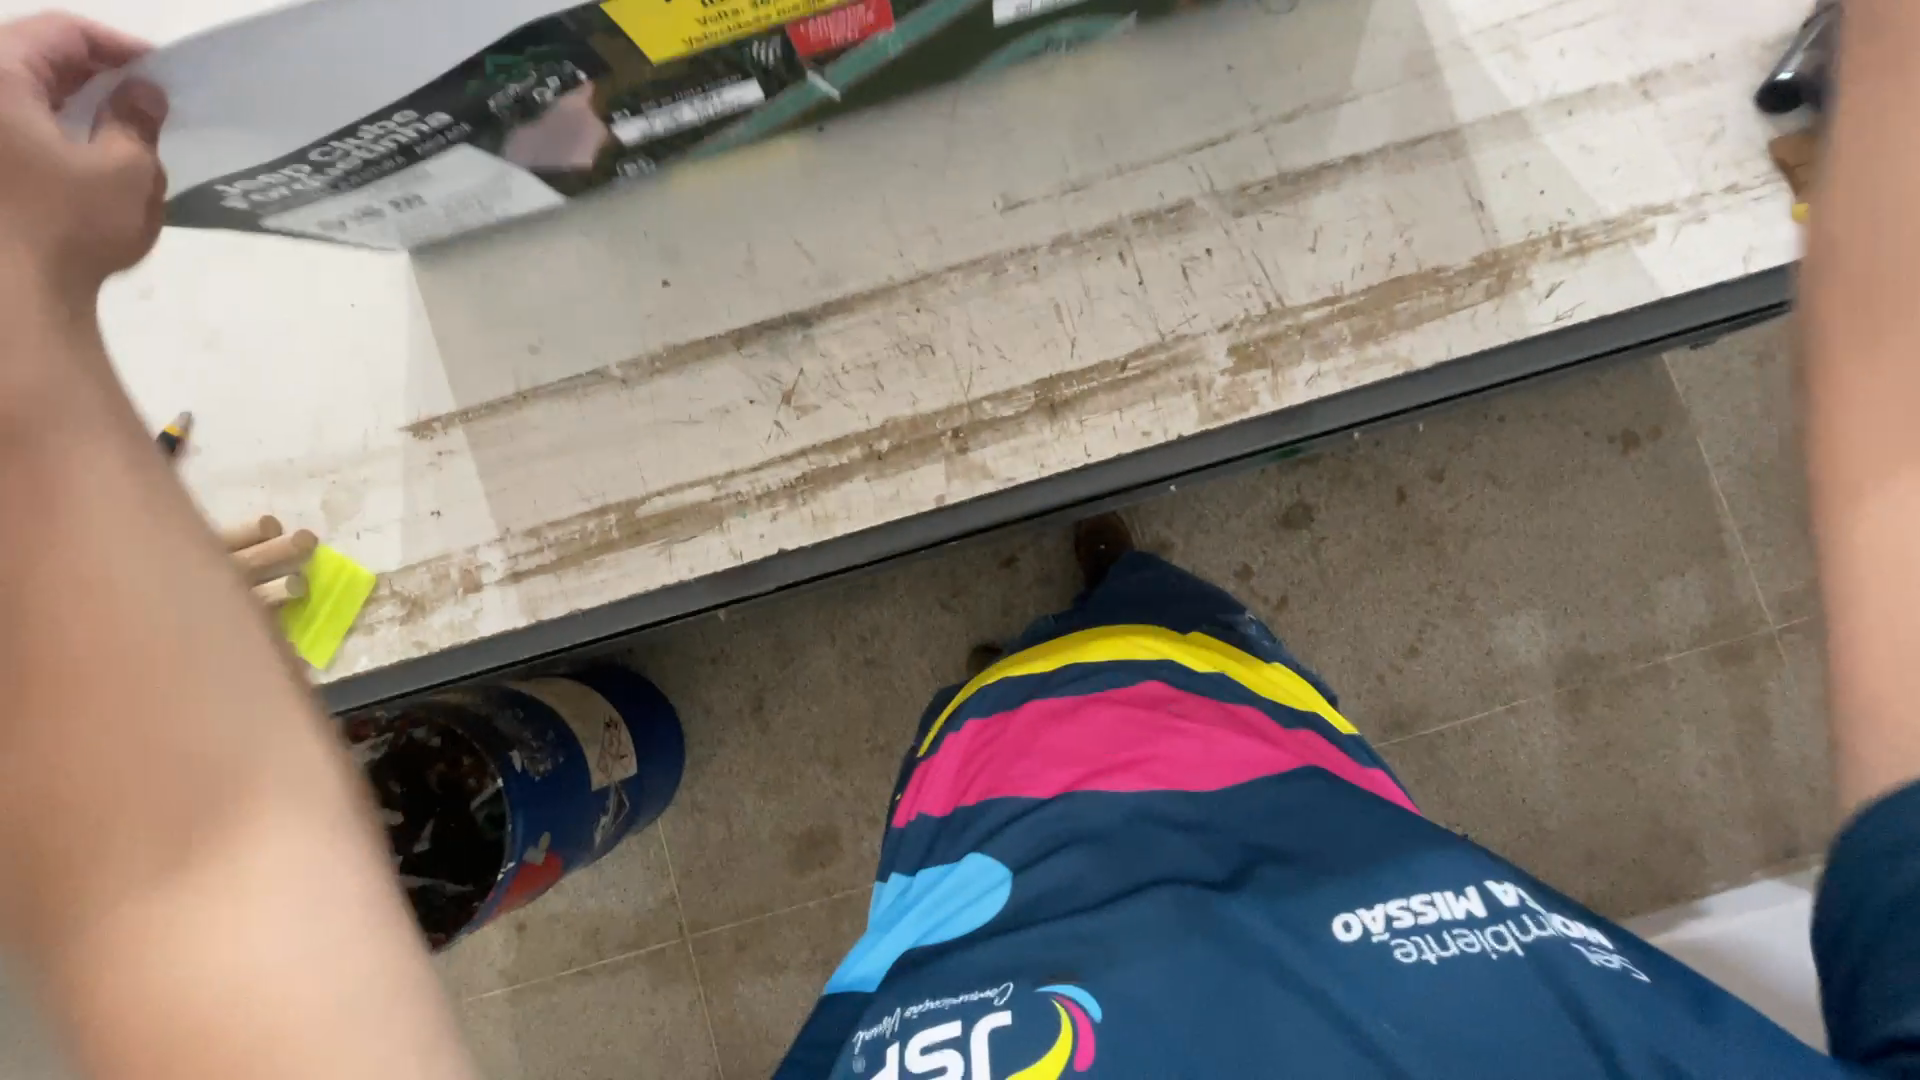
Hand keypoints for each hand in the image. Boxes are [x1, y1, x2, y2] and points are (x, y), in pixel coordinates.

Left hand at [0, 13, 164, 308]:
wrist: (13, 286)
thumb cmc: (71, 223)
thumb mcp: (126, 171)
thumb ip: (136, 122)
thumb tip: (143, 92)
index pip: (62, 32)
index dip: (120, 46)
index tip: (165, 71)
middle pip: (33, 53)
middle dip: (98, 72)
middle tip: (154, 98)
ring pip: (23, 88)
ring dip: (78, 100)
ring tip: (130, 125)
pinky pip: (18, 120)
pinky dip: (56, 123)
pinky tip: (93, 149)